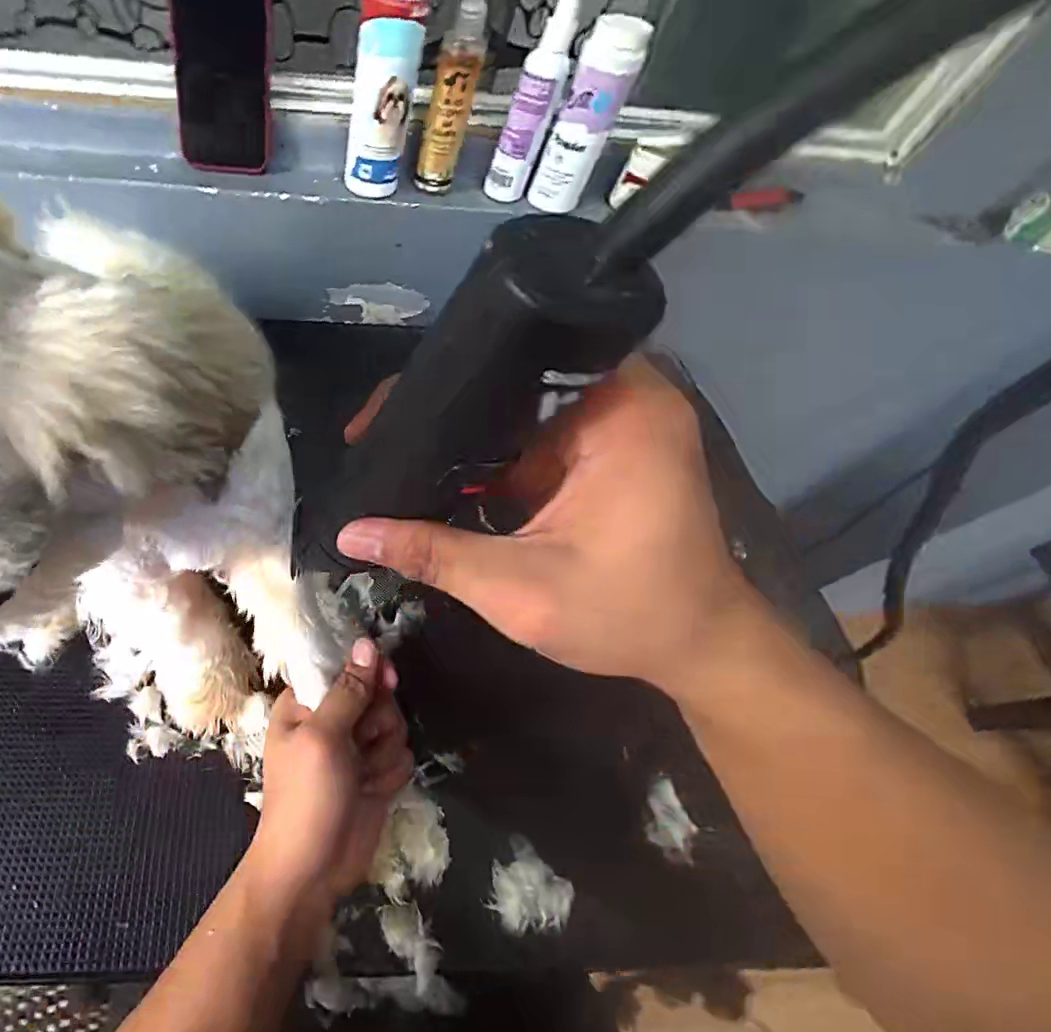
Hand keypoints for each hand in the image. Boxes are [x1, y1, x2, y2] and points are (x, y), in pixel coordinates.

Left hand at [246, 639, 412, 905]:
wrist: (313, 870)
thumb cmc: (306, 798)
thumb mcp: (323, 737)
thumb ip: (349, 689)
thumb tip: (366, 642)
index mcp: (306, 703)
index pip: (346, 666)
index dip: (369, 672)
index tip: (385, 682)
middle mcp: (333, 720)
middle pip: (379, 694)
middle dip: (379, 721)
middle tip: (361, 744)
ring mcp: (356, 747)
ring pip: (395, 724)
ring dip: (384, 752)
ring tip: (361, 776)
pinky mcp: (376, 772)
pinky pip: (401, 755)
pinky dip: (390, 774)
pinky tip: (372, 792)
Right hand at [335, 356, 763, 694]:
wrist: (700, 647)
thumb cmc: (626, 615)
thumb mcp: (520, 589)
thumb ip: (434, 553)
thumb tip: (351, 532)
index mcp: (619, 407)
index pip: (513, 364)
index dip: (441, 387)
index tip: (384, 417)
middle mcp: (626, 394)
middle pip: (515, 381)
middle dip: (448, 411)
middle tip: (379, 436)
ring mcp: (621, 419)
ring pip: (524, 408)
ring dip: (471, 434)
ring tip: (403, 451)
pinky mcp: (611, 446)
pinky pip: (540, 434)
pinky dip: (499, 456)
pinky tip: (452, 472)